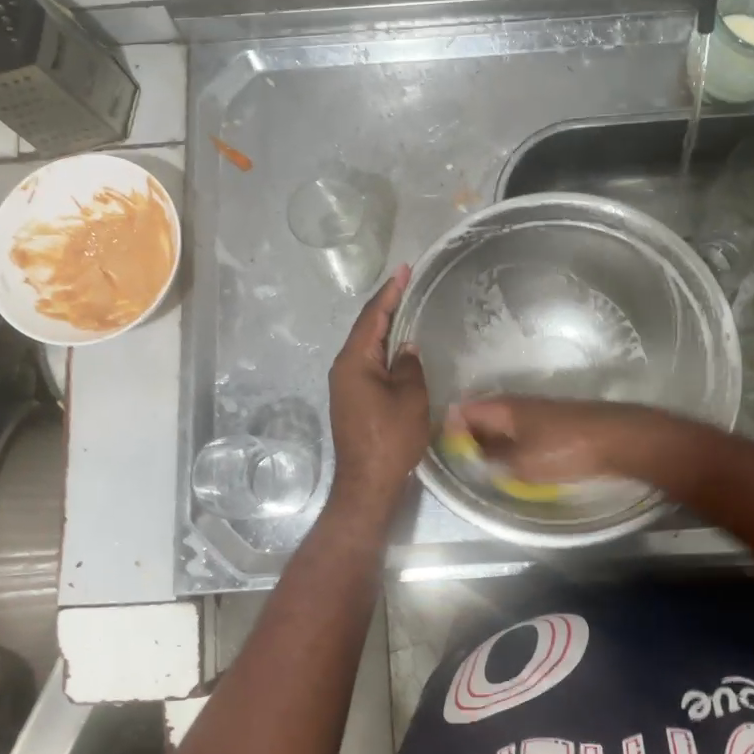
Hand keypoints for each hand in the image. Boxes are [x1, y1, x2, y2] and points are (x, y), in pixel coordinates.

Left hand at [328, 266, 429, 504]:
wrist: (367, 483)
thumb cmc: (390, 438)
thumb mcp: (410, 398)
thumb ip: (409, 366)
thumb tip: (406, 349)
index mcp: (354, 361)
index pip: (373, 316)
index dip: (390, 292)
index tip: (404, 270)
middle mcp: (343, 368)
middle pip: (366, 328)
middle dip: (386, 305)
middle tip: (406, 283)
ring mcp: (345, 385)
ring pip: (366, 347)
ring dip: (384, 327)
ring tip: (404, 308)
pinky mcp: (351, 400)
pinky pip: (367, 364)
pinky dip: (382, 349)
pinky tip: (397, 347)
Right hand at [448, 397, 667, 483]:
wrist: (619, 440)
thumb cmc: (565, 450)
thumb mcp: (521, 464)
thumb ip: (492, 459)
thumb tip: (474, 456)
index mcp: (502, 407)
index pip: (463, 410)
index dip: (449, 429)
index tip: (445, 452)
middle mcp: (517, 403)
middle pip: (483, 416)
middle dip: (470, 437)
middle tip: (464, 464)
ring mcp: (538, 410)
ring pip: (504, 424)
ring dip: (493, 442)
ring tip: (489, 467)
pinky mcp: (555, 421)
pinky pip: (522, 431)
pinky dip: (513, 444)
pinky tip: (518, 463)